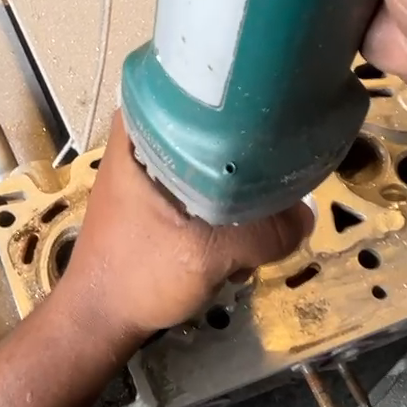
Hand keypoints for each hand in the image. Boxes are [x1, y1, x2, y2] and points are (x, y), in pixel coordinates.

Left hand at [56, 112, 310, 341]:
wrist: (101, 318)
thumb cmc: (137, 274)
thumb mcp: (207, 252)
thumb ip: (263, 231)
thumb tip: (305, 215)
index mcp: (141, 128)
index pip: (201, 88)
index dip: (244, 100)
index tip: (282, 115)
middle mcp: (144, 136)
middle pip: (215, 126)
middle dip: (249, 158)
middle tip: (277, 178)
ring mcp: (152, 167)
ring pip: (215, 162)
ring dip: (239, 193)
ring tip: (255, 222)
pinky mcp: (160, 196)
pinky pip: (207, 188)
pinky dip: (226, 209)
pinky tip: (238, 238)